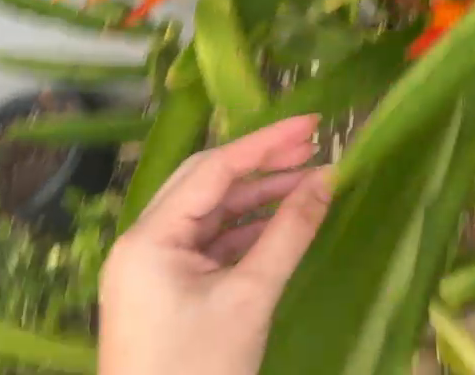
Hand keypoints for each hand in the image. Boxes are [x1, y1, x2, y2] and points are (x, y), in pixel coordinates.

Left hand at [98, 115, 330, 374]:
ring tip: (311, 182)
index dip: (268, 141)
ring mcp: (153, 267)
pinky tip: (286, 221)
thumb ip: (291, 229)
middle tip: (313, 146)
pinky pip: (213, 241)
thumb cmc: (200, 370)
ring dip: (260, 196)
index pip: (215, 168)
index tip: (314, 123)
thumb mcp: (251, 295)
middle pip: (209, 181)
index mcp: (148, 239)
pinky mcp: (168, 289)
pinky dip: (250, 228)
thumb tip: (330, 176)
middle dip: (263, 162)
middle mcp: (144, 243)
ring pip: (213, 211)